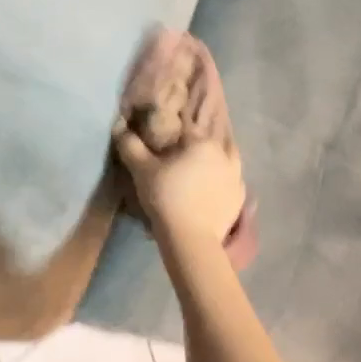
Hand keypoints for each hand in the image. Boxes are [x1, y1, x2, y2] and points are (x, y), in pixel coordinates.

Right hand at [114, 130, 252, 255]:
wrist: (191, 238)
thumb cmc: (166, 197)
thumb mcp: (140, 169)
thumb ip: (130, 144)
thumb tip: (120, 126)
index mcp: (201, 142)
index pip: (186, 123)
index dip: (173, 124)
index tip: (163, 130)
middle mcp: (224, 153)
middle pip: (208, 138)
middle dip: (195, 139)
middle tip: (179, 148)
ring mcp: (236, 175)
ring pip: (226, 155)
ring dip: (213, 155)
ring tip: (198, 163)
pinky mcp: (240, 196)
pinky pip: (231, 178)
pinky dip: (222, 176)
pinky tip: (211, 183)